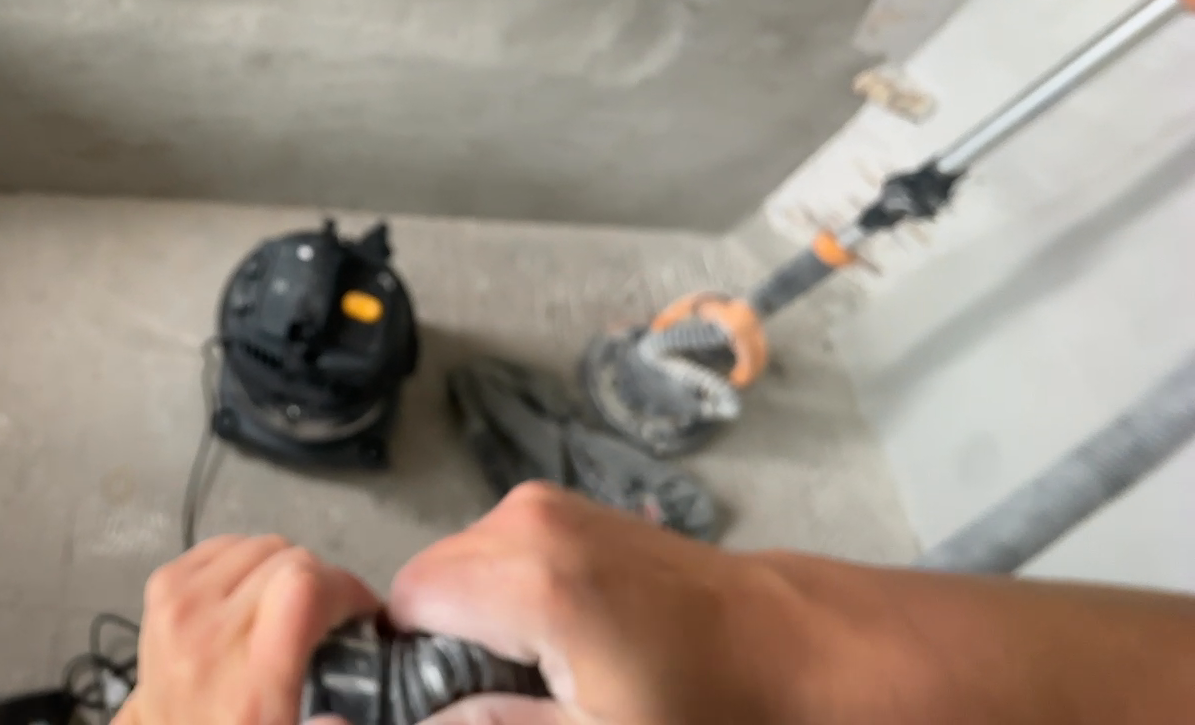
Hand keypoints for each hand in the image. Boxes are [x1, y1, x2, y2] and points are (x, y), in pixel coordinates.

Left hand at [119, 535, 380, 724]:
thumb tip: (341, 717)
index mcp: (247, 685)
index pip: (300, 586)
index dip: (344, 586)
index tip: (364, 610)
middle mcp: (208, 634)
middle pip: (288, 557)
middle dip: (322, 579)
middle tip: (331, 616)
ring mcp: (180, 602)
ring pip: (260, 543)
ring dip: (284, 567)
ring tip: (290, 606)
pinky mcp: (163, 583)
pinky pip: (228, 542)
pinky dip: (250, 561)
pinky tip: (253, 594)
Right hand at [389, 482, 813, 724]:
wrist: (794, 647)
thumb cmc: (704, 712)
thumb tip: (417, 714)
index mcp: (528, 575)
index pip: (408, 598)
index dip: (413, 656)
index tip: (453, 699)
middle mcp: (521, 517)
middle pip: (431, 574)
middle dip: (444, 634)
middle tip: (503, 690)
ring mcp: (541, 499)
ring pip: (459, 559)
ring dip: (473, 611)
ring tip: (537, 660)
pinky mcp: (559, 499)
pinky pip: (492, 545)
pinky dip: (501, 585)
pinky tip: (558, 624)